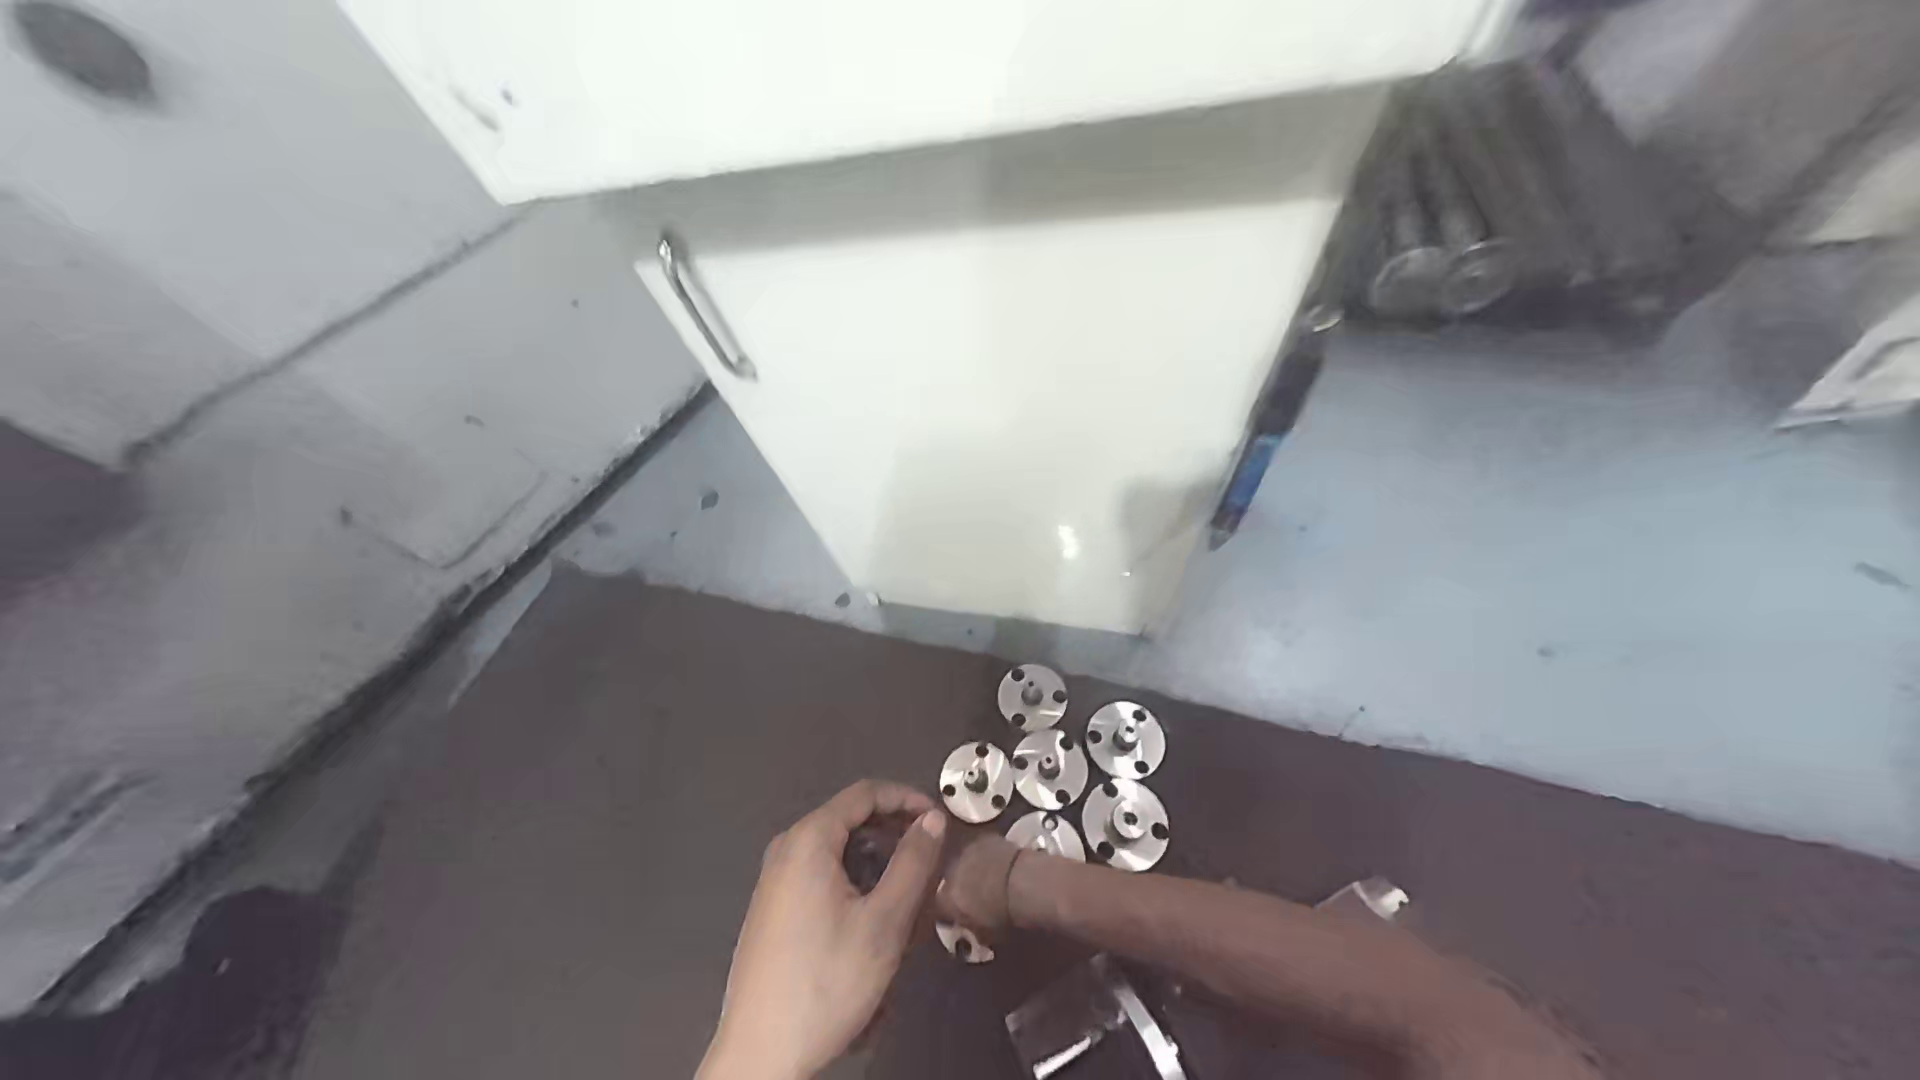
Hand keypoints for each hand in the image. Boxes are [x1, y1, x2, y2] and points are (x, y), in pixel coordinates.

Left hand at [698, 780, 946, 1079]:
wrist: (759, 1058)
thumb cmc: (826, 982)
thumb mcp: (884, 922)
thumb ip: (913, 862)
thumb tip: (932, 819)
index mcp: (809, 838)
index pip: (866, 793)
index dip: (907, 799)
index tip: (939, 822)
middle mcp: (787, 848)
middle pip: (850, 819)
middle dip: (894, 833)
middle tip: (929, 861)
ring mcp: (774, 878)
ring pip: (837, 850)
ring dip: (876, 861)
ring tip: (907, 895)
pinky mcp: (772, 908)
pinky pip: (820, 874)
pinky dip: (853, 880)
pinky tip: (871, 917)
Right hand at [934, 828, 1023, 933]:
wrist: (1021, 882)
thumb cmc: (1002, 915)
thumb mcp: (984, 933)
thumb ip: (970, 928)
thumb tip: (968, 926)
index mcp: (946, 898)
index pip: (938, 905)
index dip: (947, 909)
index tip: (956, 914)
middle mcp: (950, 871)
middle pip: (949, 878)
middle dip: (958, 884)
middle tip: (972, 893)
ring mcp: (965, 850)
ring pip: (963, 860)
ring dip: (970, 867)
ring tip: (986, 875)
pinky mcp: (983, 837)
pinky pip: (979, 847)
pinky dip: (986, 854)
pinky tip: (997, 861)